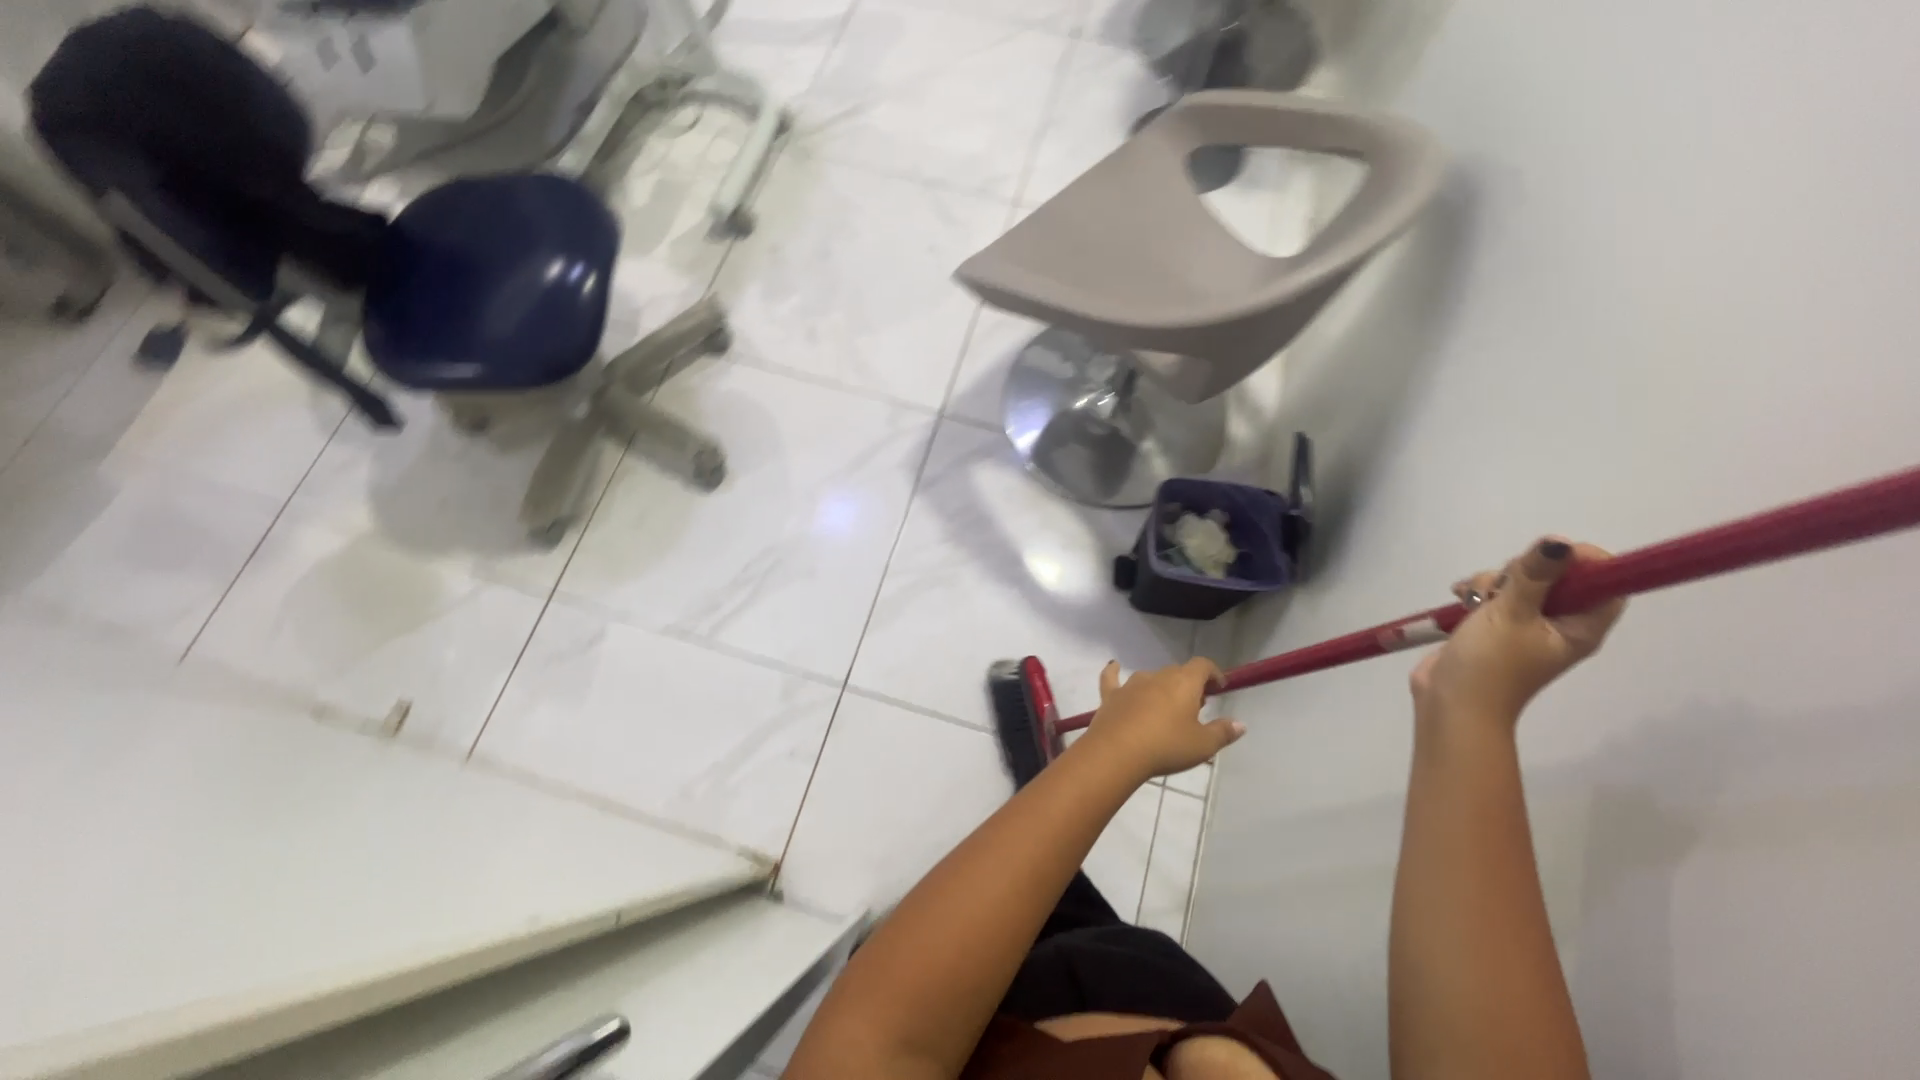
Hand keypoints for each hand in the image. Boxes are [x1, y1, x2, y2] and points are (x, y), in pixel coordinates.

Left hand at [1078, 658, 1245, 780]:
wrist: (1117, 752)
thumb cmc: (1166, 746)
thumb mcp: (1202, 745)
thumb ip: (1223, 732)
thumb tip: (1240, 724)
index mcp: (1184, 683)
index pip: (1202, 666)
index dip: (1213, 673)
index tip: (1219, 687)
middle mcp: (1158, 676)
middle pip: (1178, 672)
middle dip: (1189, 685)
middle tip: (1195, 707)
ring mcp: (1131, 684)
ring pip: (1151, 677)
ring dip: (1161, 686)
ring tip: (1167, 705)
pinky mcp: (1111, 696)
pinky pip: (1112, 678)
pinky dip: (1114, 672)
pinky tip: (1113, 666)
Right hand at [1411, 537, 1626, 726]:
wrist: (1450, 705)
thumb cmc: (1490, 665)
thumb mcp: (1511, 614)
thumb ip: (1534, 575)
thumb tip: (1559, 541)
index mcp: (1579, 627)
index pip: (1605, 583)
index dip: (1586, 562)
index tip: (1552, 554)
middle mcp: (1557, 624)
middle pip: (1556, 577)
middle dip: (1523, 570)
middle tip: (1503, 587)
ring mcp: (1523, 624)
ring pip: (1517, 581)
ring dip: (1491, 581)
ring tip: (1472, 600)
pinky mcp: (1493, 626)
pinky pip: (1492, 594)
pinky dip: (1475, 591)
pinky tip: (1460, 598)